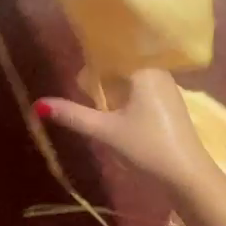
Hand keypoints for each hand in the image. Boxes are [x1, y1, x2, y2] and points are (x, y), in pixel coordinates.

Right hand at [35, 70, 217, 192]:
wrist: (186, 174)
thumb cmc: (147, 147)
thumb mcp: (105, 131)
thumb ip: (73, 115)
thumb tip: (38, 104)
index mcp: (145, 69)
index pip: (113, 51)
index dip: (92, 58)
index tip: (76, 70)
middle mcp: (159, 71)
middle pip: (122, 63)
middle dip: (101, 74)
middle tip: (81, 87)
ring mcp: (167, 87)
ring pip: (132, 76)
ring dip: (113, 85)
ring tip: (94, 97)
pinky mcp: (169, 103)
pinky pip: (142, 87)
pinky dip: (126, 93)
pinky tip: (115, 108)